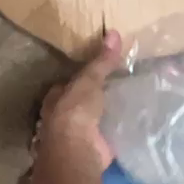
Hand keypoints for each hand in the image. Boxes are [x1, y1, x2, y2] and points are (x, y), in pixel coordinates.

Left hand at [38, 31, 121, 172]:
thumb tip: (113, 33)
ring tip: (125, 105)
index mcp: (55, 100)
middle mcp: (61, 119)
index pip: (66, 85)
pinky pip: (106, 136)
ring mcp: (76, 136)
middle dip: (92, 99)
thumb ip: (102, 62)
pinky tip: (128, 125)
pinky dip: (115, 132)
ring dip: (103, 116)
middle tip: (115, 87)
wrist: (78, 150)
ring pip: (91, 121)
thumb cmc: (75, 111)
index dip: (79, 79)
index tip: (97, 72)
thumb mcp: (89, 80)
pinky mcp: (92, 149)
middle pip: (78, 104)